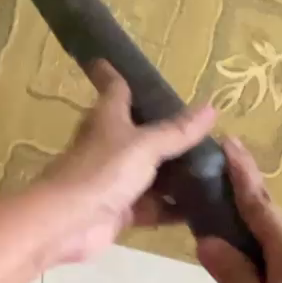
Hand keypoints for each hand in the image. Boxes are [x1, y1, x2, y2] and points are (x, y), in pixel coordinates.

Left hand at [34, 61, 216, 265]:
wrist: (66, 224)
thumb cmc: (100, 173)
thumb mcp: (144, 145)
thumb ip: (177, 131)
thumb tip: (211, 108)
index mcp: (108, 118)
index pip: (115, 87)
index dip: (114, 72)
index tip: (110, 57)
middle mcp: (110, 146)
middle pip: (140, 131)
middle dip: (166, 129)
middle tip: (203, 124)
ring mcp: (114, 181)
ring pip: (151, 173)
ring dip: (177, 172)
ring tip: (215, 166)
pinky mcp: (119, 212)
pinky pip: (152, 207)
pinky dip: (172, 207)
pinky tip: (201, 205)